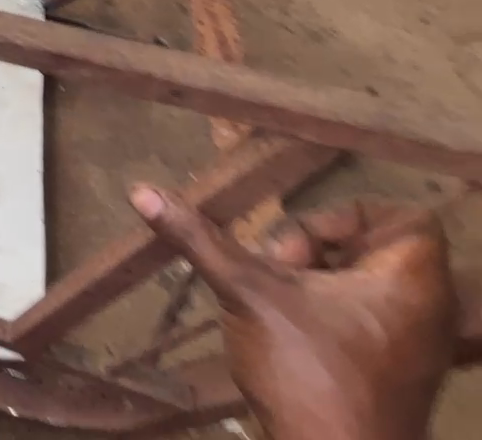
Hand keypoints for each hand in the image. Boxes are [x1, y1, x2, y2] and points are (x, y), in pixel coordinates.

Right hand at [130, 186, 455, 439]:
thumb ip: (198, 239)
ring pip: (349, 275)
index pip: (405, 220)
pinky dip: (306, 301)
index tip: (296, 243)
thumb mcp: (245, 292)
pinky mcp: (380, 358)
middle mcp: (421, 308)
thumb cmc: (307, 370)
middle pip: (365, 243)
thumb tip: (141, 191)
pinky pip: (346, 306)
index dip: (344, 216)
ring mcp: (403, 336)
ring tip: (265, 294)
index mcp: (410, 285)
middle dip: (305, 247)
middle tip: (272, 270)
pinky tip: (272, 316)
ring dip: (298, 275)